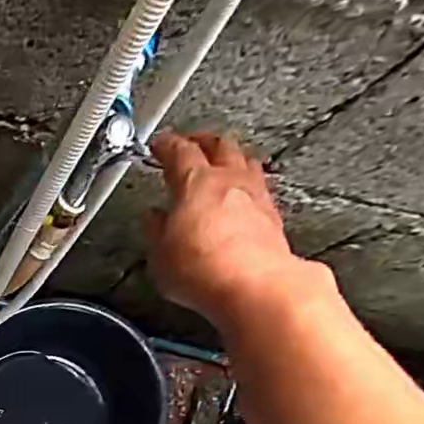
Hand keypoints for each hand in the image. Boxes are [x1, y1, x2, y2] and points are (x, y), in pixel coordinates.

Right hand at [144, 131, 312, 323]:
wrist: (251, 284)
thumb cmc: (204, 268)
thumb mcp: (159, 253)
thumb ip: (155, 229)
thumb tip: (152, 218)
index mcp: (195, 183)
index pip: (179, 152)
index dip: (167, 145)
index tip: (160, 142)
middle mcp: (229, 180)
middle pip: (220, 145)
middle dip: (203, 139)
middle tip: (192, 140)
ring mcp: (254, 195)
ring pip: (243, 160)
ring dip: (229, 155)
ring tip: (220, 160)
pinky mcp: (270, 214)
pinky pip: (256, 185)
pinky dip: (243, 181)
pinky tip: (238, 192)